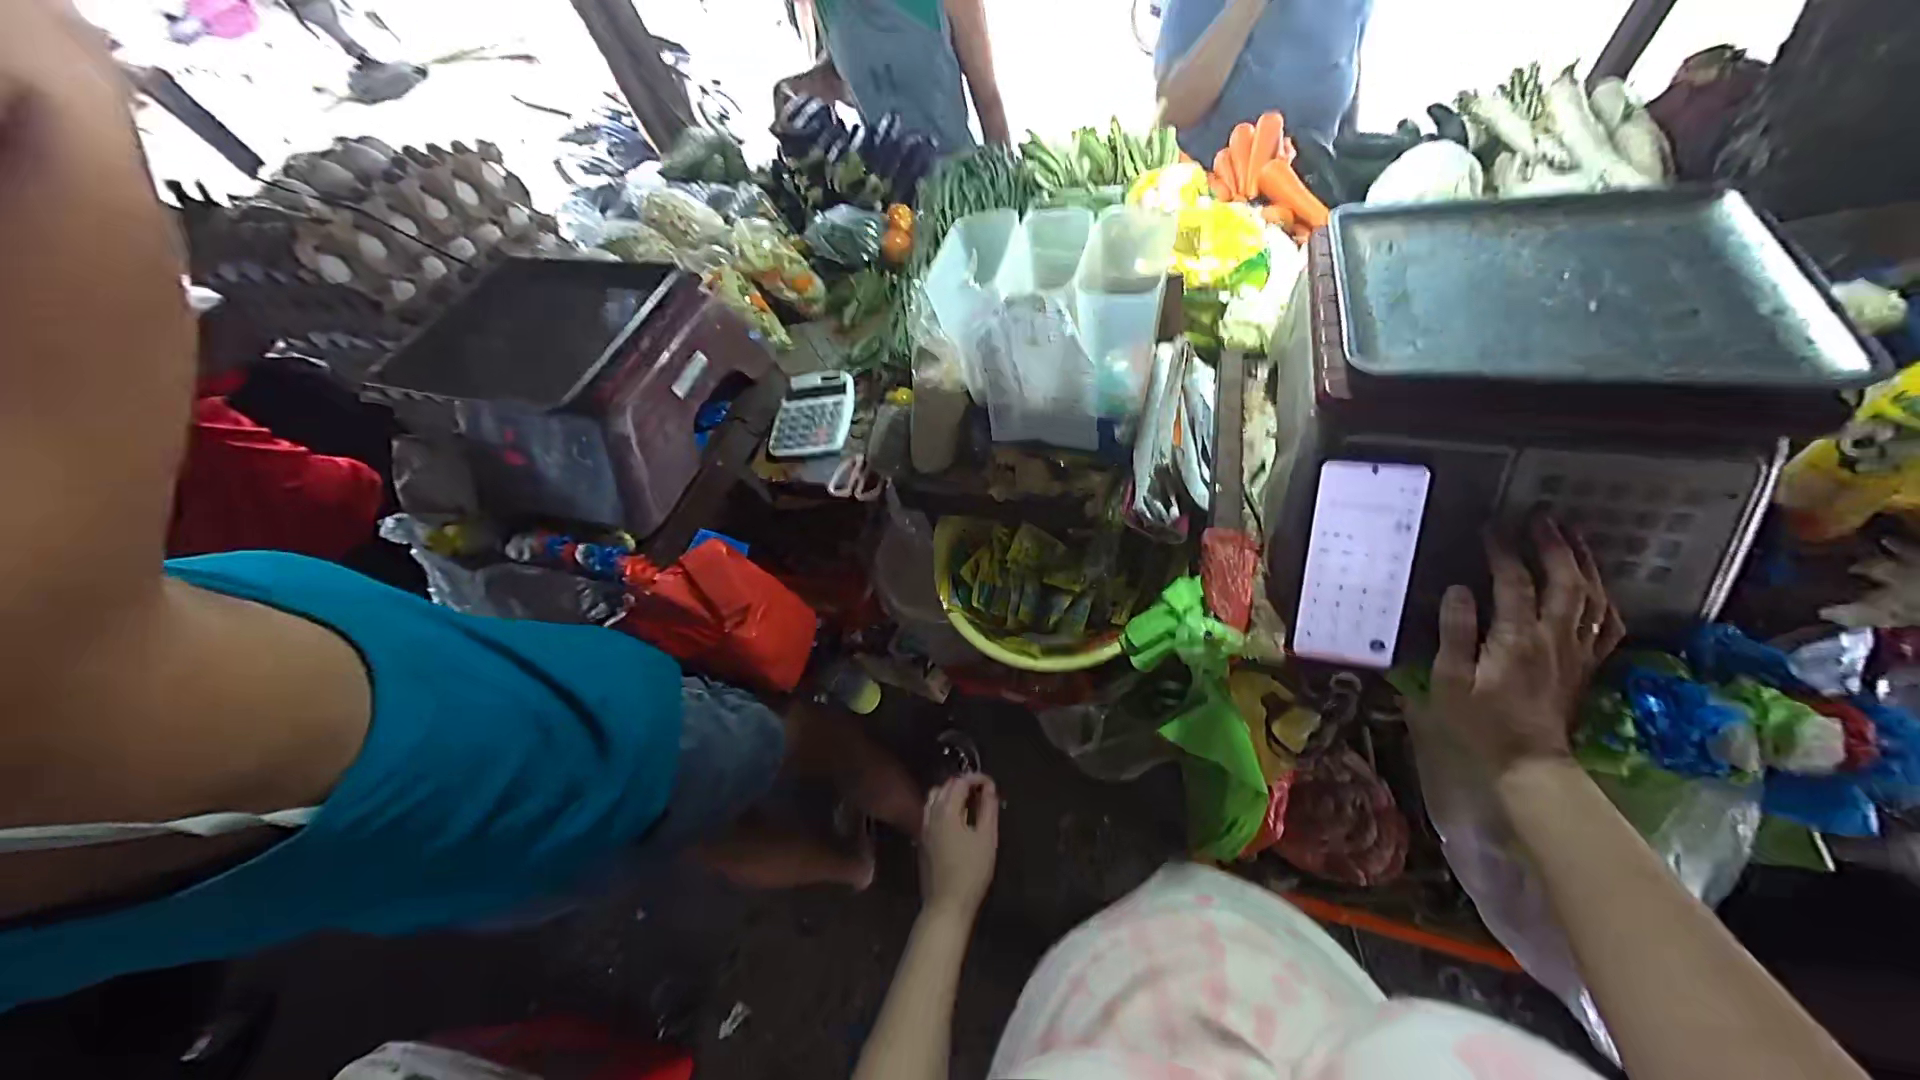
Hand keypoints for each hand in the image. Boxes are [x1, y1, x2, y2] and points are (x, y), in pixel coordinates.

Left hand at [919, 774, 997, 917]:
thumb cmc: (971, 872)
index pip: (960, 782)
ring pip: (935, 798)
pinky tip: (956, 820)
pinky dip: (943, 806)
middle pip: (945, 787)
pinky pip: (930, 812)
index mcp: (947, 811)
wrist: (946, 904)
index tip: (991, 784)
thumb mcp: (987, 839)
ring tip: (970, 803)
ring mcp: (924, 827)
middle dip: (964, 783)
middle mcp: (931, 814)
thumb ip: (988, 809)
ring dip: (951, 794)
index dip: (976, 778)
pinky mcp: (922, 840)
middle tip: (983, 792)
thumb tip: (989, 788)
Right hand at [1411, 518, 1625, 775]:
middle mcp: (1555, 638)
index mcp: (1518, 639)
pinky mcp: (1588, 665)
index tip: (1491, 527)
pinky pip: (1607, 623)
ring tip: (1572, 536)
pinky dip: (1604, 597)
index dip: (1504, 551)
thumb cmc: (1478, 721)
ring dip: (1584, 562)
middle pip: (1566, 581)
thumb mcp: (1450, 679)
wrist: (1528, 762)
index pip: (1514, 583)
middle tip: (1542, 516)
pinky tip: (1595, 585)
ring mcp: (1578, 651)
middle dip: (1555, 545)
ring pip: (1593, 596)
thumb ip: (1455, 633)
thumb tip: (1457, 590)